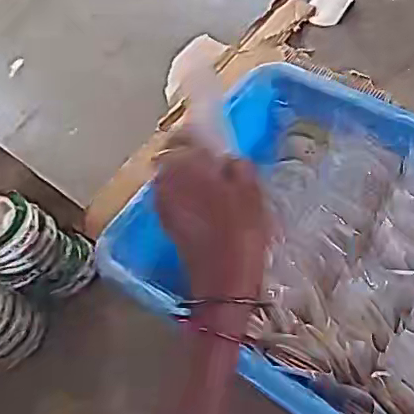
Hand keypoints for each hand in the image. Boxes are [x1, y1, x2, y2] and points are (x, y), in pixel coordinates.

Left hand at [152, 135, 268, 301]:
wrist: (223, 278)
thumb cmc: (240, 229)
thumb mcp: (251, 190)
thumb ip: (238, 166)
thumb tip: (228, 160)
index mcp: (184, 163)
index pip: (188, 135)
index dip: (204, 138)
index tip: (220, 146)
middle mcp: (165, 178)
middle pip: (178, 157)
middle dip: (197, 160)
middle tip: (223, 169)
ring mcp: (162, 202)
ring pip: (177, 179)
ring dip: (193, 180)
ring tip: (219, 191)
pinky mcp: (166, 223)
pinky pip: (178, 199)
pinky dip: (191, 199)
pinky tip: (211, 210)